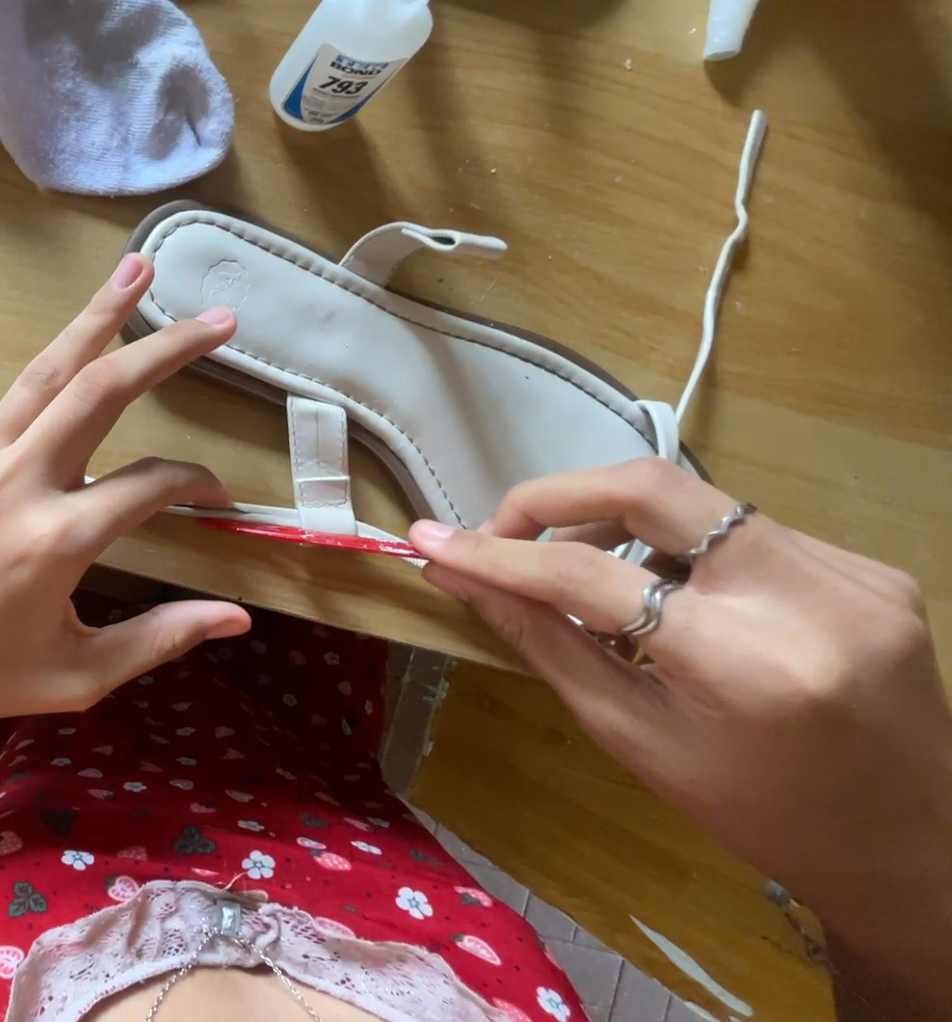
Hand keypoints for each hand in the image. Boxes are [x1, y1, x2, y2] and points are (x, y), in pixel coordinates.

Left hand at [0, 254, 251, 777]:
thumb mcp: (78, 676)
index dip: (196, 484)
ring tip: (135, 269)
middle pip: (105, 396)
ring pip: (44, 375)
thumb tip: (240, 617)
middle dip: (167, 352)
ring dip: (93, 319)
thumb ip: (160, 638)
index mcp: (61, 540)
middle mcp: (21, 483)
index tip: (215, 495)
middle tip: (219, 318)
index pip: (153, 486)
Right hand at [405, 459, 951, 928]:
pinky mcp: (860, 567)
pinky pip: (728, 527)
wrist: (915, 845)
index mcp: (746, 660)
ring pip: (686, 499)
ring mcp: (848, 572)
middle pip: (647, 487)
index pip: (586, 574)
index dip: (494, 553)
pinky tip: (653, 592)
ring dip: (603, 522)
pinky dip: (663, 546)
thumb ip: (539, 638)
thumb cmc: (749, 809)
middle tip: (500, 537)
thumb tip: (456, 577)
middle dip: (550, 499)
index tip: (429, 539)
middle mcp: (810, 596)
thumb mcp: (626, 730)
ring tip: (572, 575)